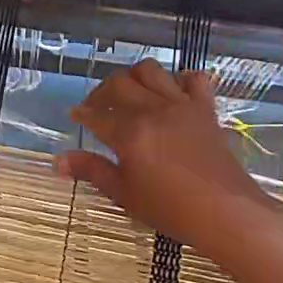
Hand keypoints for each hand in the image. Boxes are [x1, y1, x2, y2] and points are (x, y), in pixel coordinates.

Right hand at [58, 58, 280, 247]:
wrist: (225, 212)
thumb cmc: (169, 208)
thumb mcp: (123, 193)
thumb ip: (91, 170)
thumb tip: (58, 161)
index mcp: (129, 132)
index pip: (96, 115)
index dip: (82, 114)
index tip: (74, 116)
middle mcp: (153, 110)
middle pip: (120, 83)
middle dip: (101, 92)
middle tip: (96, 107)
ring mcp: (182, 106)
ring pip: (152, 71)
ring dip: (134, 77)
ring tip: (129, 93)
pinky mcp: (205, 110)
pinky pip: (194, 79)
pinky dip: (179, 79)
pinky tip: (171, 92)